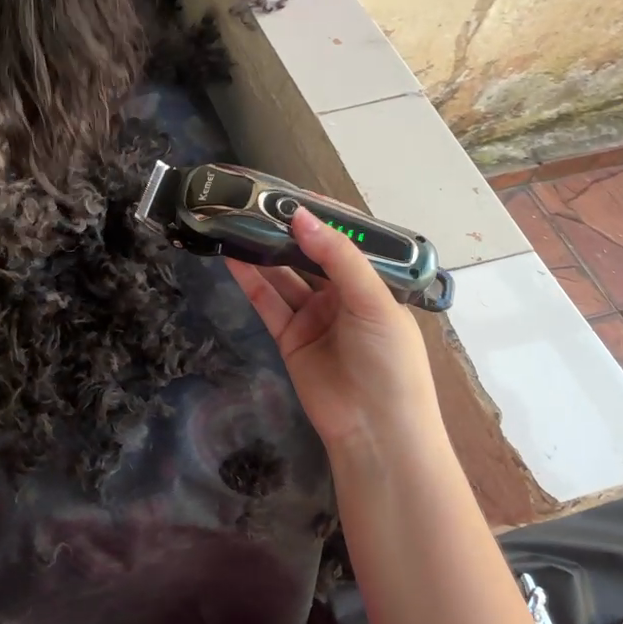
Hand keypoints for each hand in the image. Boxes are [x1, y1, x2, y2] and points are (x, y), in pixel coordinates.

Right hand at [226, 209, 436, 451]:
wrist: (375, 431)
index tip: (290, 192)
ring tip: (235, 223)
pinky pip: (267, 302)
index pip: (346, 240)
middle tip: (254, 203)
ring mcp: (314, 316)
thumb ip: (338, 257)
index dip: (320, 216)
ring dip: (263, 251)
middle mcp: (343, 295)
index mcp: (373, 283)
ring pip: (284, 275)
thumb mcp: (373, 301)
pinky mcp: (289, 337)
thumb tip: (301, 217)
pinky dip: (250, 279)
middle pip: (309, 255)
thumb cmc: (389, 362)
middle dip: (285, 231)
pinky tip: (232, 256)